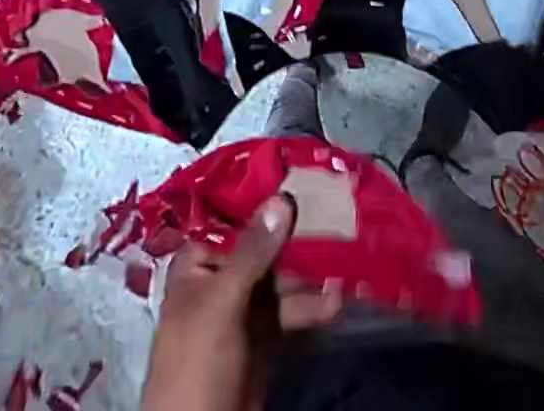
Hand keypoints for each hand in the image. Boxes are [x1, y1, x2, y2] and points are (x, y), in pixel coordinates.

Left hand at [142, 194, 343, 410]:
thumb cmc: (197, 366)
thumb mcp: (222, 306)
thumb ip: (253, 252)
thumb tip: (282, 198)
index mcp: (198, 267)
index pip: (234, 219)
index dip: (267, 199)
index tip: (306, 177)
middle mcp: (222, 280)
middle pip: (266, 245)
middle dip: (301, 237)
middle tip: (340, 218)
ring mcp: (244, 308)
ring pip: (284, 275)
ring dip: (313, 273)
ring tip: (346, 265)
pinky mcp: (265, 334)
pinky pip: (293, 306)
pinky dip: (314, 303)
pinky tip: (336, 302)